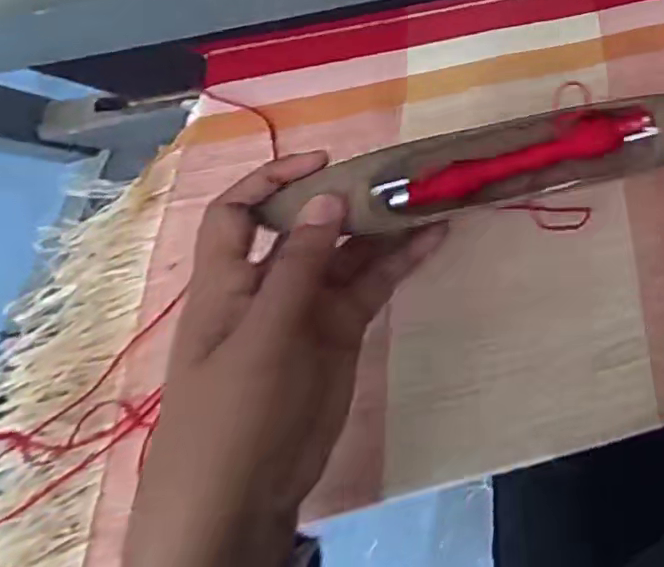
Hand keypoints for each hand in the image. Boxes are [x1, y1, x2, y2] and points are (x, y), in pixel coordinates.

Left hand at [126, 153, 446, 566]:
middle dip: (346, 200)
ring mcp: (311, 307)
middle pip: (309, 227)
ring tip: (427, 201)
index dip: (271, 180)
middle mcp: (271, 284)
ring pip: (351, 253)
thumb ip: (298, 267)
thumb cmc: (231, 417)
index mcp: (230, 281)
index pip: (238, 214)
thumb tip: (328, 199)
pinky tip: (433, 239)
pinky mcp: (343, 329)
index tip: (323, 162)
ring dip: (385, 228)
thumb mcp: (261, 338)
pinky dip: (402, 261)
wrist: (243, 501)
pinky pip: (374, 284)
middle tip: (396, 178)